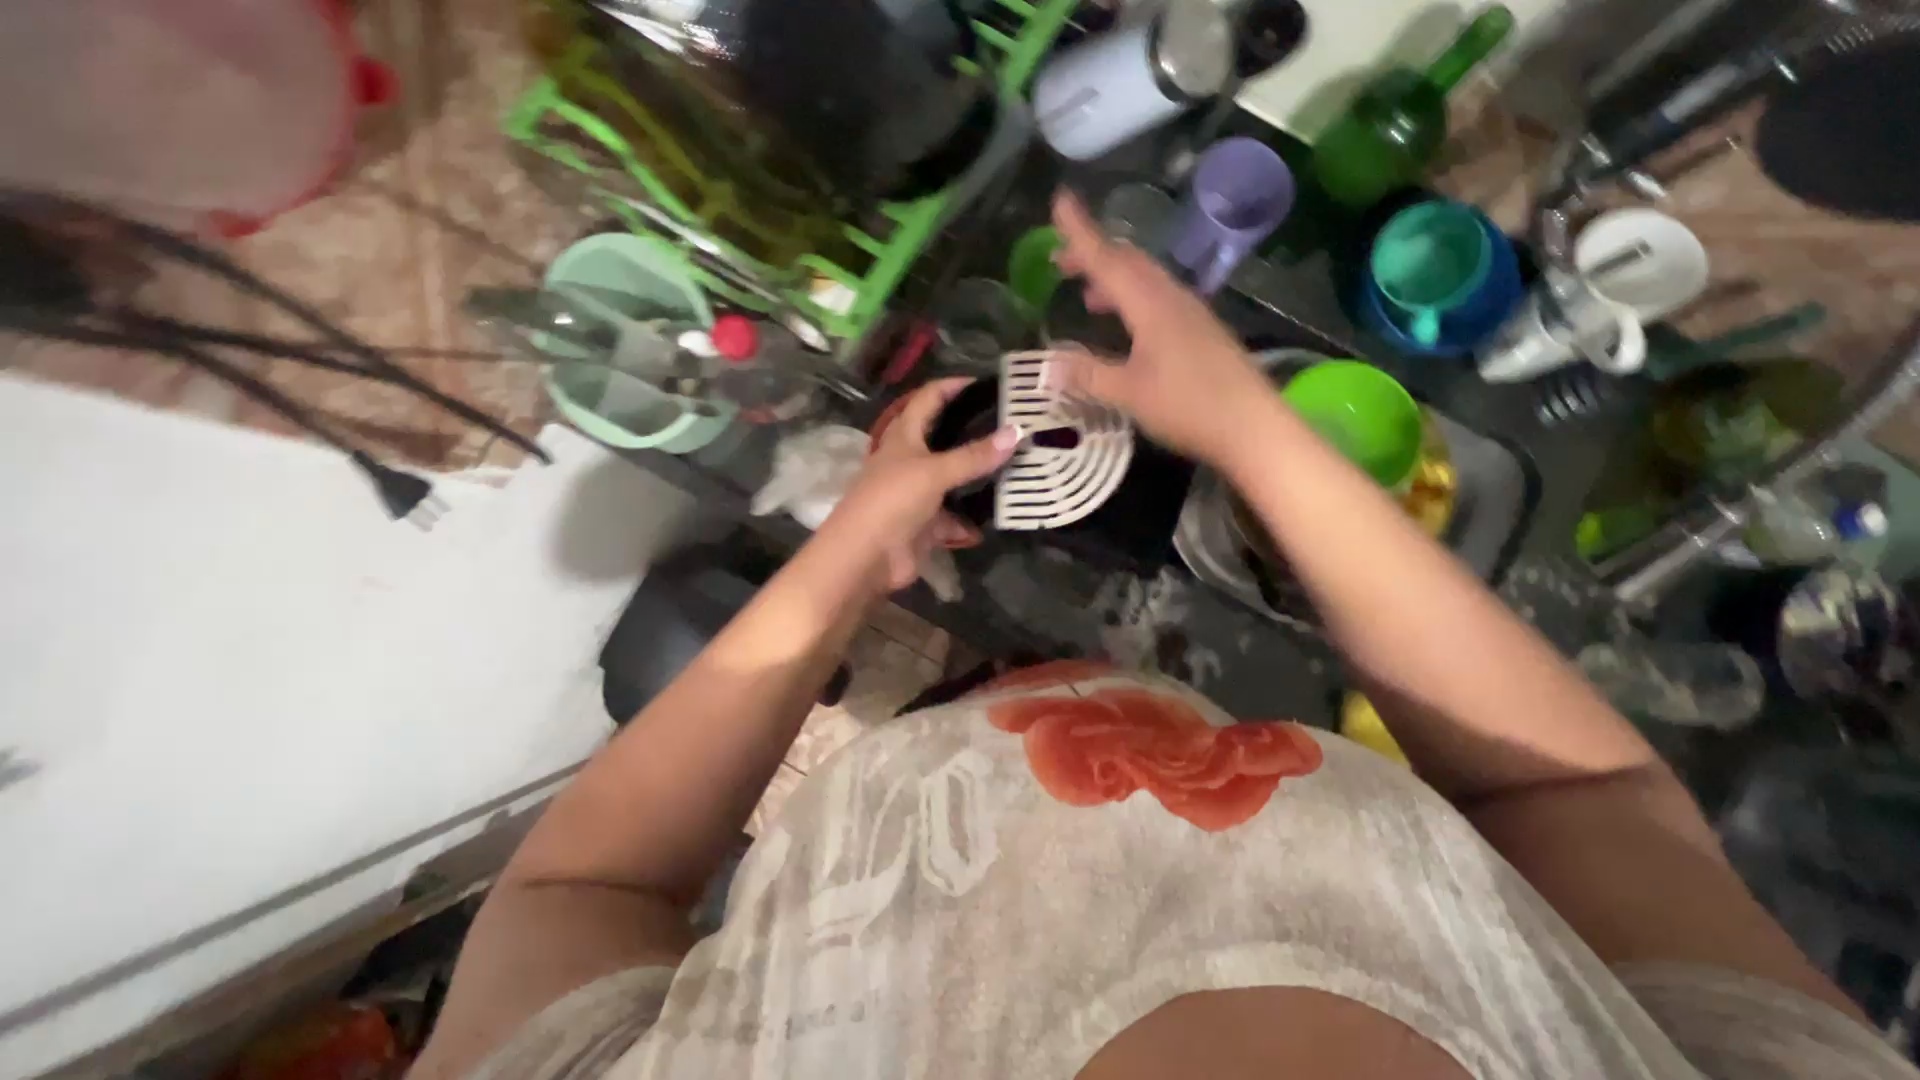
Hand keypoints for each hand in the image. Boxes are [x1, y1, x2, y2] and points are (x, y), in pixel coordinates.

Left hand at [818, 378, 1018, 591]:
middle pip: (945, 439)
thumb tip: (1016, 432)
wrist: (864, 557)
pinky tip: (999, 515)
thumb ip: (974, 456)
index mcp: (904, 436)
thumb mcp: (934, 472)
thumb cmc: (891, 501)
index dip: (953, 386)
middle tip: (1013, 427)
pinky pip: (955, 517)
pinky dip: (973, 519)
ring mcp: (917, 494)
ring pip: (954, 479)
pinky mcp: (925, 524)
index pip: (928, 398)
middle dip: (975, 433)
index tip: (987, 384)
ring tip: (1018, 467)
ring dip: (979, 477)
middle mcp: (910, 460)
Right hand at [1044, 190, 1277, 466]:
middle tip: (1061, 262)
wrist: (1253, 427)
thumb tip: (1047, 363)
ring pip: (1146, 279)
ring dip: (1114, 278)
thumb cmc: (1189, 406)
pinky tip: (1127, 325)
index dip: (1081, 231)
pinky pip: (1160, 297)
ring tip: (1087, 295)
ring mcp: (1192, 313)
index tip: (1060, 201)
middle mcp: (1172, 298)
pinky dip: (1133, 298)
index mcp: (1150, 304)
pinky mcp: (1202, 331)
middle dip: (1094, 254)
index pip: (1107, 258)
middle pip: (1129, 262)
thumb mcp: (1129, 393)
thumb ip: (1087, 374)